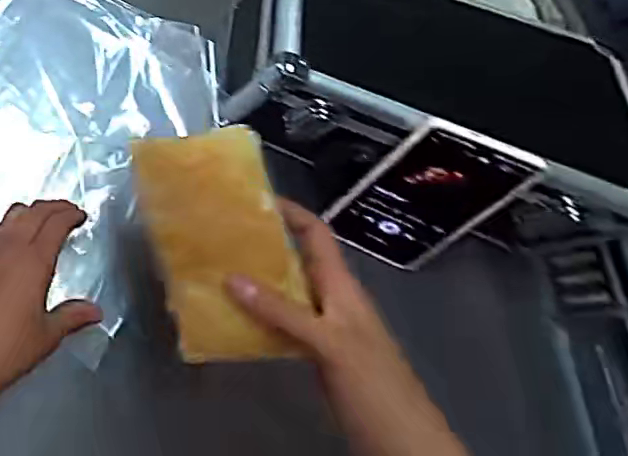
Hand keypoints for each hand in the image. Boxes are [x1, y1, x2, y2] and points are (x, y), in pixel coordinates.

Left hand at [0, 199, 103, 401]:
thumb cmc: (6, 348)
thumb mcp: (47, 335)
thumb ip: (72, 316)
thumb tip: (93, 311)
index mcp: (33, 260)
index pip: (56, 223)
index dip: (71, 215)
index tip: (80, 215)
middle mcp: (11, 246)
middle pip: (36, 211)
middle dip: (55, 207)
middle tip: (68, 211)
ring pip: (15, 213)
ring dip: (34, 210)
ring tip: (45, 219)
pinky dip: (15, 221)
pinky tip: (17, 237)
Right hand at [226, 199, 469, 455]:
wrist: (409, 450)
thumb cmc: (376, 385)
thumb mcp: (328, 344)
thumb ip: (280, 311)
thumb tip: (229, 276)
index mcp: (341, 285)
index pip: (316, 232)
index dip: (290, 210)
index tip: (252, 198)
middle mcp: (332, 299)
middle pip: (296, 258)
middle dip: (262, 243)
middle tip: (222, 233)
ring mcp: (327, 329)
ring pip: (287, 291)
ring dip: (257, 281)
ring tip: (218, 269)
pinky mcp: (320, 356)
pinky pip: (285, 323)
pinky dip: (261, 316)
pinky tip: (235, 318)